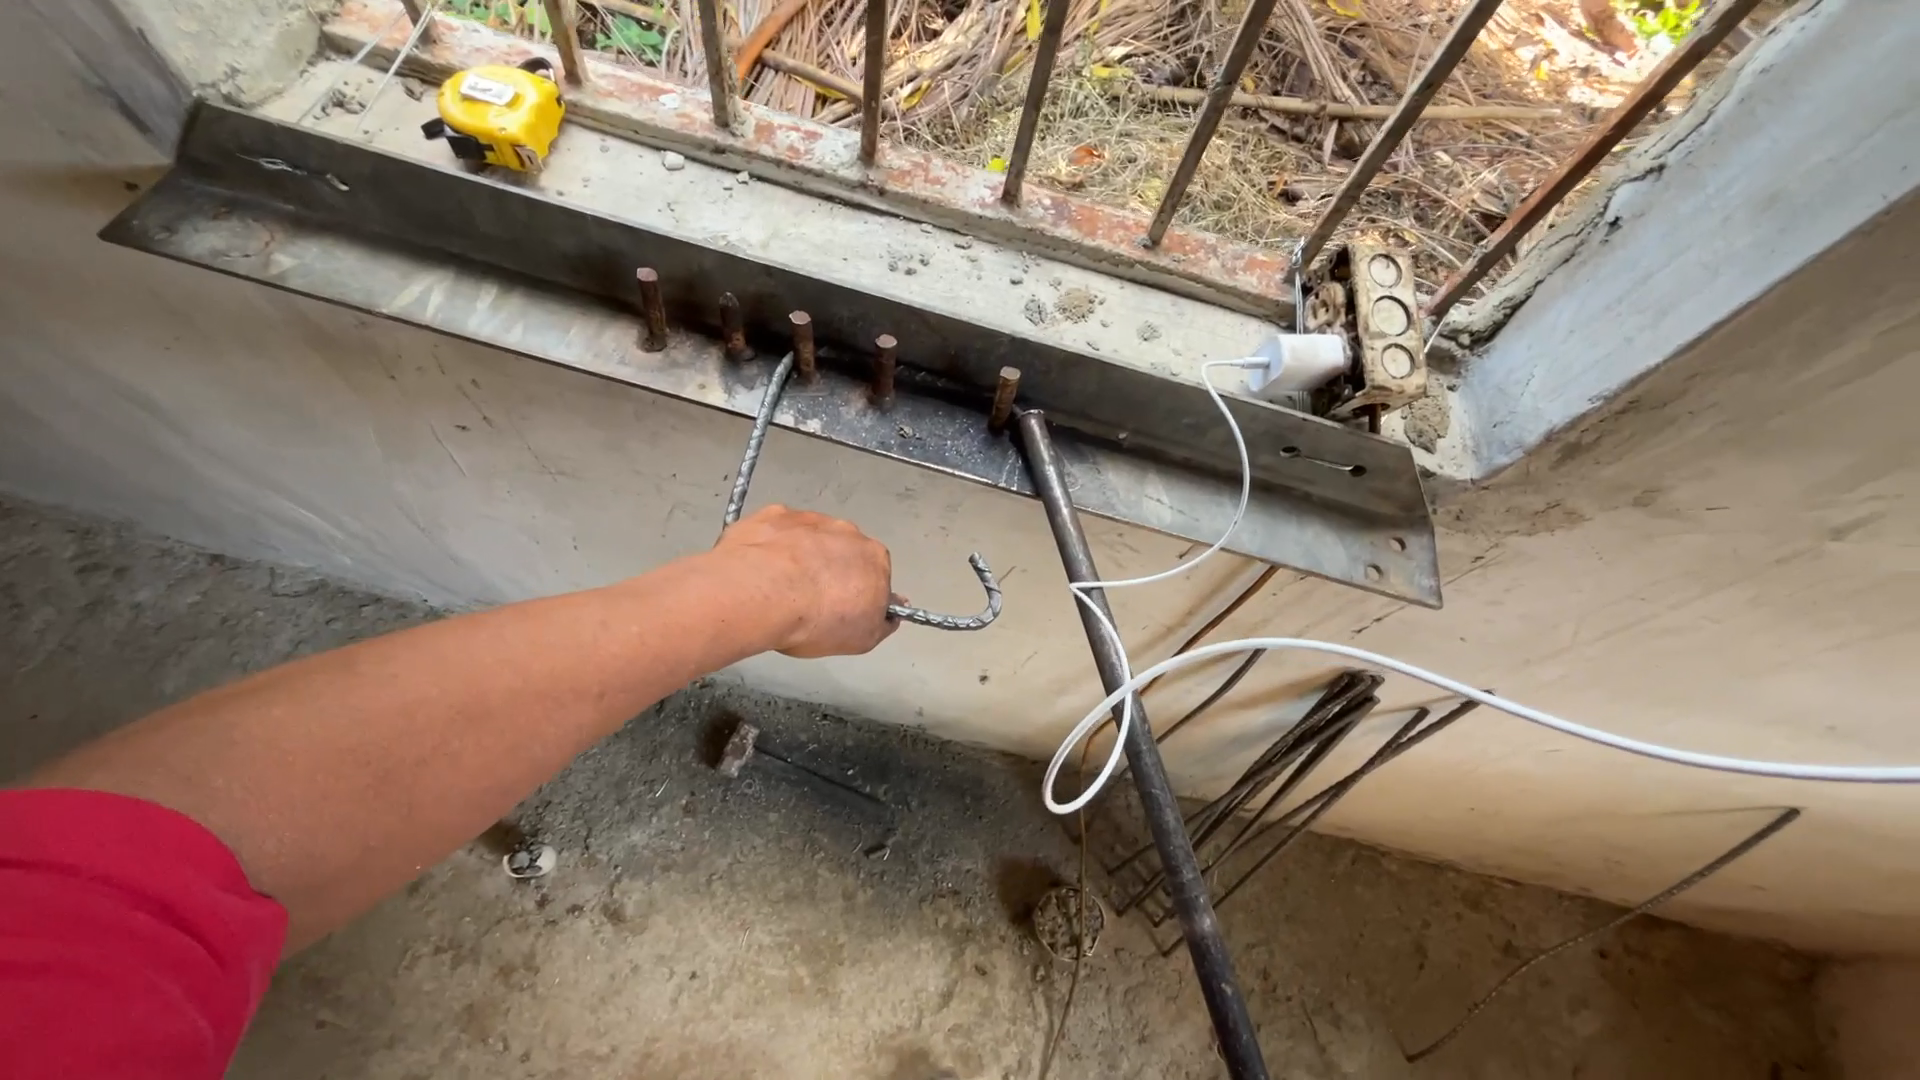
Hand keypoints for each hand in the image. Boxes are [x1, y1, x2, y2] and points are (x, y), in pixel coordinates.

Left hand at [715, 505, 899, 657]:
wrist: (761, 595)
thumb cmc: (815, 619)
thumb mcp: (862, 639)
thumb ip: (881, 622)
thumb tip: (887, 614)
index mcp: (874, 558)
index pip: (875, 574)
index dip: (858, 593)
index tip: (840, 610)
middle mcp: (847, 532)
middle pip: (843, 551)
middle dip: (829, 570)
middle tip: (808, 600)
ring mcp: (810, 519)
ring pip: (809, 538)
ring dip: (800, 557)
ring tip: (779, 587)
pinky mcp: (775, 515)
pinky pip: (778, 530)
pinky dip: (772, 546)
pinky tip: (759, 569)